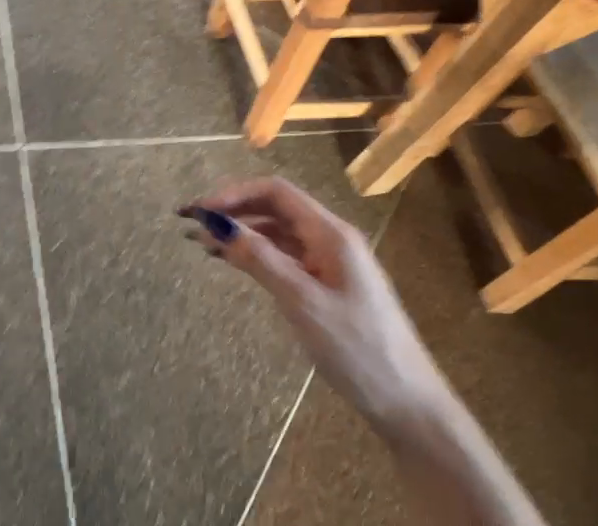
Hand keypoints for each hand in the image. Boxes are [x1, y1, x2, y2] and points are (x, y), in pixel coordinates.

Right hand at [180, 178, 446, 424]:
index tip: (199, 209)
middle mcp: (331, 239)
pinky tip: (230, 261)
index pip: (275, 192)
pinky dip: (255, 254)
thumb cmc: (358, 350)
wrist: (408, 404)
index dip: (233, 194)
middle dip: (231, 210)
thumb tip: (217, 224)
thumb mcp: (302, 302)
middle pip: (274, 208)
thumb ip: (260, 259)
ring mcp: (331, 263)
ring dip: (239, 232)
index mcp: (331, 234)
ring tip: (199, 241)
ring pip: (277, 233)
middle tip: (189, 221)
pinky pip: (285, 257)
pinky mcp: (328, 287)